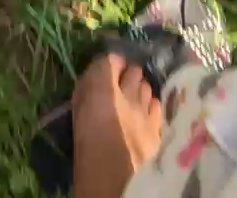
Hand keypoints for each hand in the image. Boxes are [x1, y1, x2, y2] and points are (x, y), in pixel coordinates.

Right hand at [70, 54, 165, 197]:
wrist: (112, 176)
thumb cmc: (86, 143)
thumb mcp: (78, 110)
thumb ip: (88, 89)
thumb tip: (95, 76)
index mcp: (103, 86)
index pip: (112, 60)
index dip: (112, 62)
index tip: (109, 66)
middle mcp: (128, 93)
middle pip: (134, 71)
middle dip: (129, 73)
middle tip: (123, 80)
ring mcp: (146, 111)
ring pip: (147, 88)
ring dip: (141, 89)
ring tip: (136, 95)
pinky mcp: (157, 128)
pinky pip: (157, 107)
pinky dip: (152, 105)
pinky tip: (147, 111)